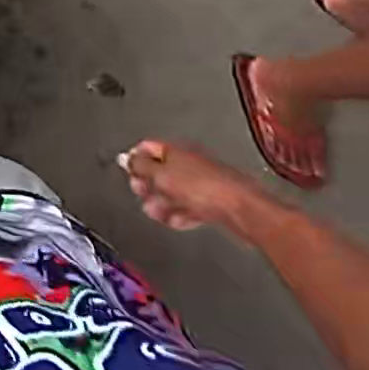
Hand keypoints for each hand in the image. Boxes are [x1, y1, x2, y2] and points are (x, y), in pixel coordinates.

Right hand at [119, 140, 277, 234]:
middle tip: (142, 194)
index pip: (147, 148)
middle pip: (160, 171)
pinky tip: (176, 221)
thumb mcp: (160, 174)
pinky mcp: (214, 201)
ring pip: (175, 191)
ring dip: (163, 203)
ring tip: (157, 213)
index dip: (135, 160)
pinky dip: (181, 213)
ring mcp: (203, 182)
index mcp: (176, 150)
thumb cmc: (205, 188)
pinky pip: (190, 206)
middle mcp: (190, 163)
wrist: (243, 211)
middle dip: (148, 185)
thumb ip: (139, 166)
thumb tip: (125, 158)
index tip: (129, 172)